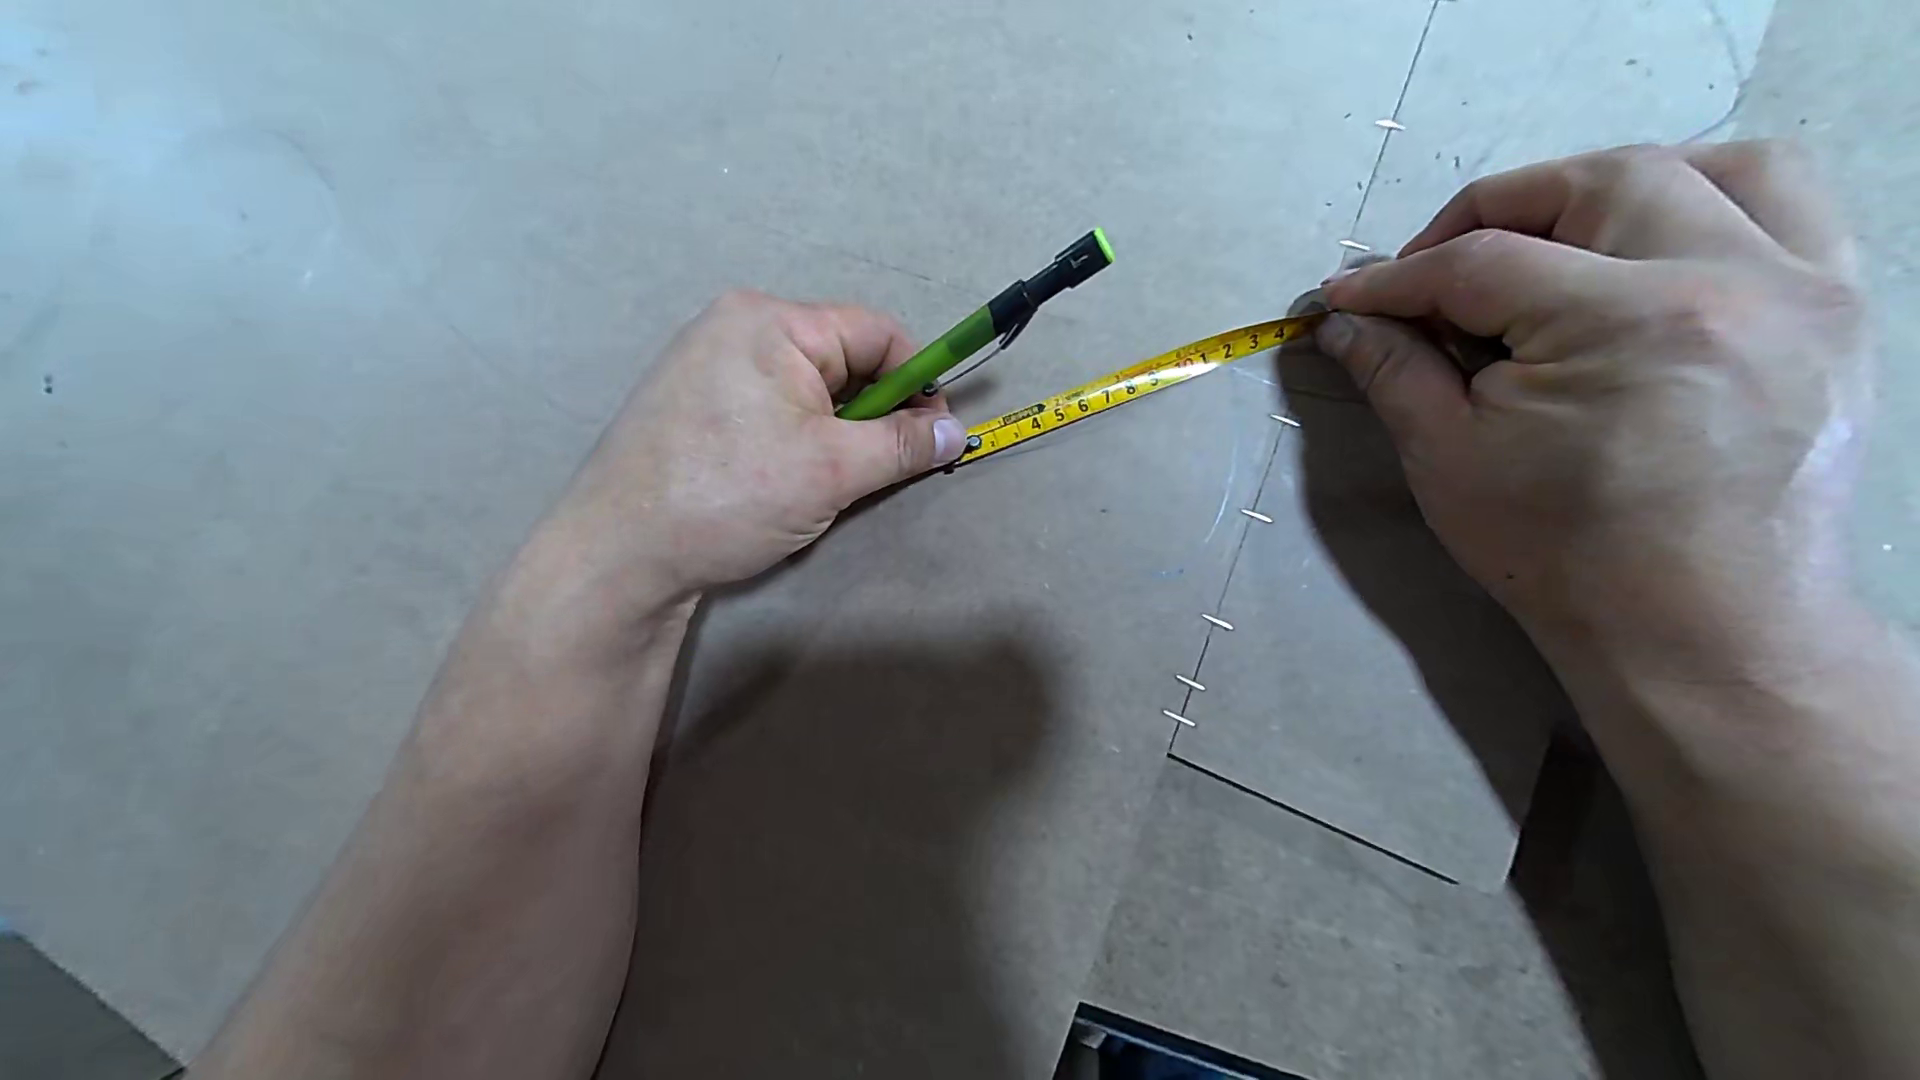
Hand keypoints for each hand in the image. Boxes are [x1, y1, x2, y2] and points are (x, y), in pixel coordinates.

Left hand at [525, 290, 966, 626]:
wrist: (620, 554)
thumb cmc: (731, 497)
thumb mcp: (832, 470)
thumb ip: (902, 445)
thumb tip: (957, 433)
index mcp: (772, 322)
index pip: (876, 332)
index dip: (919, 380)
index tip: (936, 433)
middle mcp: (738, 327)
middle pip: (842, 358)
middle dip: (876, 411)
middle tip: (887, 465)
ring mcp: (710, 364)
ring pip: (809, 388)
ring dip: (841, 430)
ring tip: (835, 479)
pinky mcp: (696, 403)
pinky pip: (774, 406)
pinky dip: (803, 436)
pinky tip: (791, 477)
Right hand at [1315, 142, 1867, 672]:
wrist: (1688, 618)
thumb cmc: (1548, 546)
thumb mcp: (1445, 456)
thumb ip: (1391, 370)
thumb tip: (1339, 322)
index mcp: (1626, 324)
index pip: (1480, 265)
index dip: (1394, 278)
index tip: (1342, 296)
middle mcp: (1735, 278)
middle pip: (1596, 182)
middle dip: (1486, 213)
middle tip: (1427, 269)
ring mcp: (1808, 286)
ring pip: (1711, 167)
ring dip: (1598, 191)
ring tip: (1534, 246)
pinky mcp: (1836, 310)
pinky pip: (1782, 206)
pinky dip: (1694, 203)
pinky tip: (1630, 255)